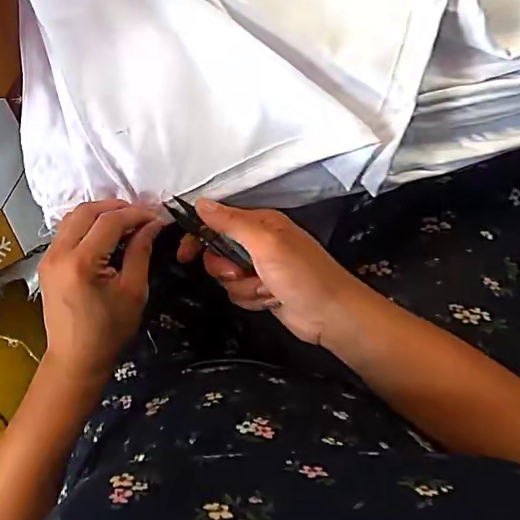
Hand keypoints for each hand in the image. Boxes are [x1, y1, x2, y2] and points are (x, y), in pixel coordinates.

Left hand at [39, 200, 162, 378]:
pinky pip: (66, 232)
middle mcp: (59, 254)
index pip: (109, 221)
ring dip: (99, 214)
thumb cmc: (108, 331)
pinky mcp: (46, 262)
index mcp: (81, 262)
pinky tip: (105, 234)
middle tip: (141, 215)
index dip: (136, 214)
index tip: (156, 216)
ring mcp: (48, 257)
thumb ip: (140, 251)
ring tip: (126, 222)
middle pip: (87, 211)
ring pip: (73, 218)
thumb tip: (152, 224)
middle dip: (116, 208)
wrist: (76, 358)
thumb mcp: (133, 291)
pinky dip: (86, 225)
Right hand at [177, 198, 371, 344]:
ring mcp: (261, 268)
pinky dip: (250, 299)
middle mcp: (258, 243)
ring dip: (241, 287)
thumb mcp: (265, 243)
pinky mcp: (263, 290)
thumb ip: (230, 223)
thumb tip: (200, 203)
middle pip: (216, 253)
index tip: (185, 254)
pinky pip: (237, 293)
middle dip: (224, 269)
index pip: (216, 222)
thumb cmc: (303, 275)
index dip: (198, 237)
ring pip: (226, 277)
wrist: (333, 316)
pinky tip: (270, 300)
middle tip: (238, 274)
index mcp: (260, 224)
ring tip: (265, 290)